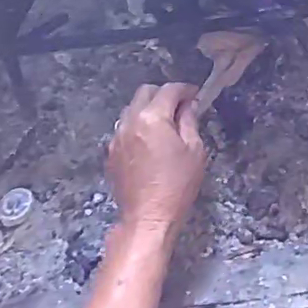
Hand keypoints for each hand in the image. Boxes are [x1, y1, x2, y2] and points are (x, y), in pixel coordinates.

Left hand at [108, 83, 208, 235]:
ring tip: (165, 126)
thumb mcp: (195, 150)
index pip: (169, 90)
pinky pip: (125, 128)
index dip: (186, 89)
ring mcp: (117, 138)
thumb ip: (190, 121)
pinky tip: (150, 143)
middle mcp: (130, 122)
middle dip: (164, 95)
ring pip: (132, 109)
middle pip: (145, 92)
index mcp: (153, 118)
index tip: (196, 96)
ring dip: (149, 109)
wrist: (148, 218)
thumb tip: (189, 106)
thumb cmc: (177, 184)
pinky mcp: (111, 153)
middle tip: (180, 108)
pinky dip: (138, 127)